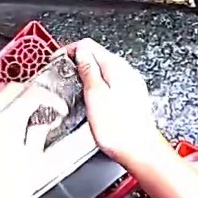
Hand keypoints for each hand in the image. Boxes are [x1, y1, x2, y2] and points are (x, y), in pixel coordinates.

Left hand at [0, 79, 65, 197]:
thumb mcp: (32, 164)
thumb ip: (37, 134)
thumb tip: (44, 121)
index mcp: (3, 124)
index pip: (30, 94)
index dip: (50, 98)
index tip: (59, 107)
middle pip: (10, 87)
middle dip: (32, 92)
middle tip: (48, 106)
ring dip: (10, 92)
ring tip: (28, 107)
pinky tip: (11, 119)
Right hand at [72, 39, 170, 170]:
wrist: (141, 152)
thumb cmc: (119, 129)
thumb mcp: (95, 96)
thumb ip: (87, 70)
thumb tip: (80, 53)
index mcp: (116, 68)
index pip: (88, 45)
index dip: (69, 50)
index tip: (57, 59)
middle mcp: (126, 72)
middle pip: (96, 55)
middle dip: (77, 60)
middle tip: (62, 71)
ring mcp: (130, 84)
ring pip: (103, 69)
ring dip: (86, 72)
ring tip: (73, 83)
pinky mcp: (131, 96)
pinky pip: (110, 81)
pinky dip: (97, 84)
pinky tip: (91, 97)